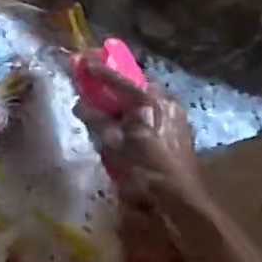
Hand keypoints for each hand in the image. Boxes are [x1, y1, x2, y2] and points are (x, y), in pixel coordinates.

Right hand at [73, 53, 214, 225]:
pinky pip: (151, 115)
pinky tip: (124, 125)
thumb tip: (80, 103)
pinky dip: (135, 114)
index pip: (121, 79)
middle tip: (94, 81)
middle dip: (114, 83)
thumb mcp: (115, 145)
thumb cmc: (146, 170)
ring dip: (125, 100)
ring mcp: (176, 119)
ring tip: (106, 105)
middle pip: (135, 87)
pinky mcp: (178, 134)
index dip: (101, 70)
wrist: (181, 202)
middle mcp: (167, 105)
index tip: (84, 59)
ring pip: (144, 102)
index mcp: (152, 103)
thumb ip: (97, 120)